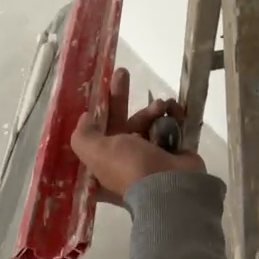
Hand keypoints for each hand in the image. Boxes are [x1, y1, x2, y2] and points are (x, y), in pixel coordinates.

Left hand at [70, 68, 203, 202]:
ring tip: (162, 106)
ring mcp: (149, 156)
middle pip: (118, 123)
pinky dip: (171, 115)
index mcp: (103, 167)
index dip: (93, 120)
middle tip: (122, 73)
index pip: (93, 141)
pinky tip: (174, 110)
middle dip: (119, 98)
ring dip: (153, 110)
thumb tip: (85, 118)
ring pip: (144, 122)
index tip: (95, 98)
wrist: (173, 184)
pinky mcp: (171, 150)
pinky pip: (167, 126)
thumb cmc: (130, 167)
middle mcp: (124, 162)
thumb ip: (84, 135)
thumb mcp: (97, 152)